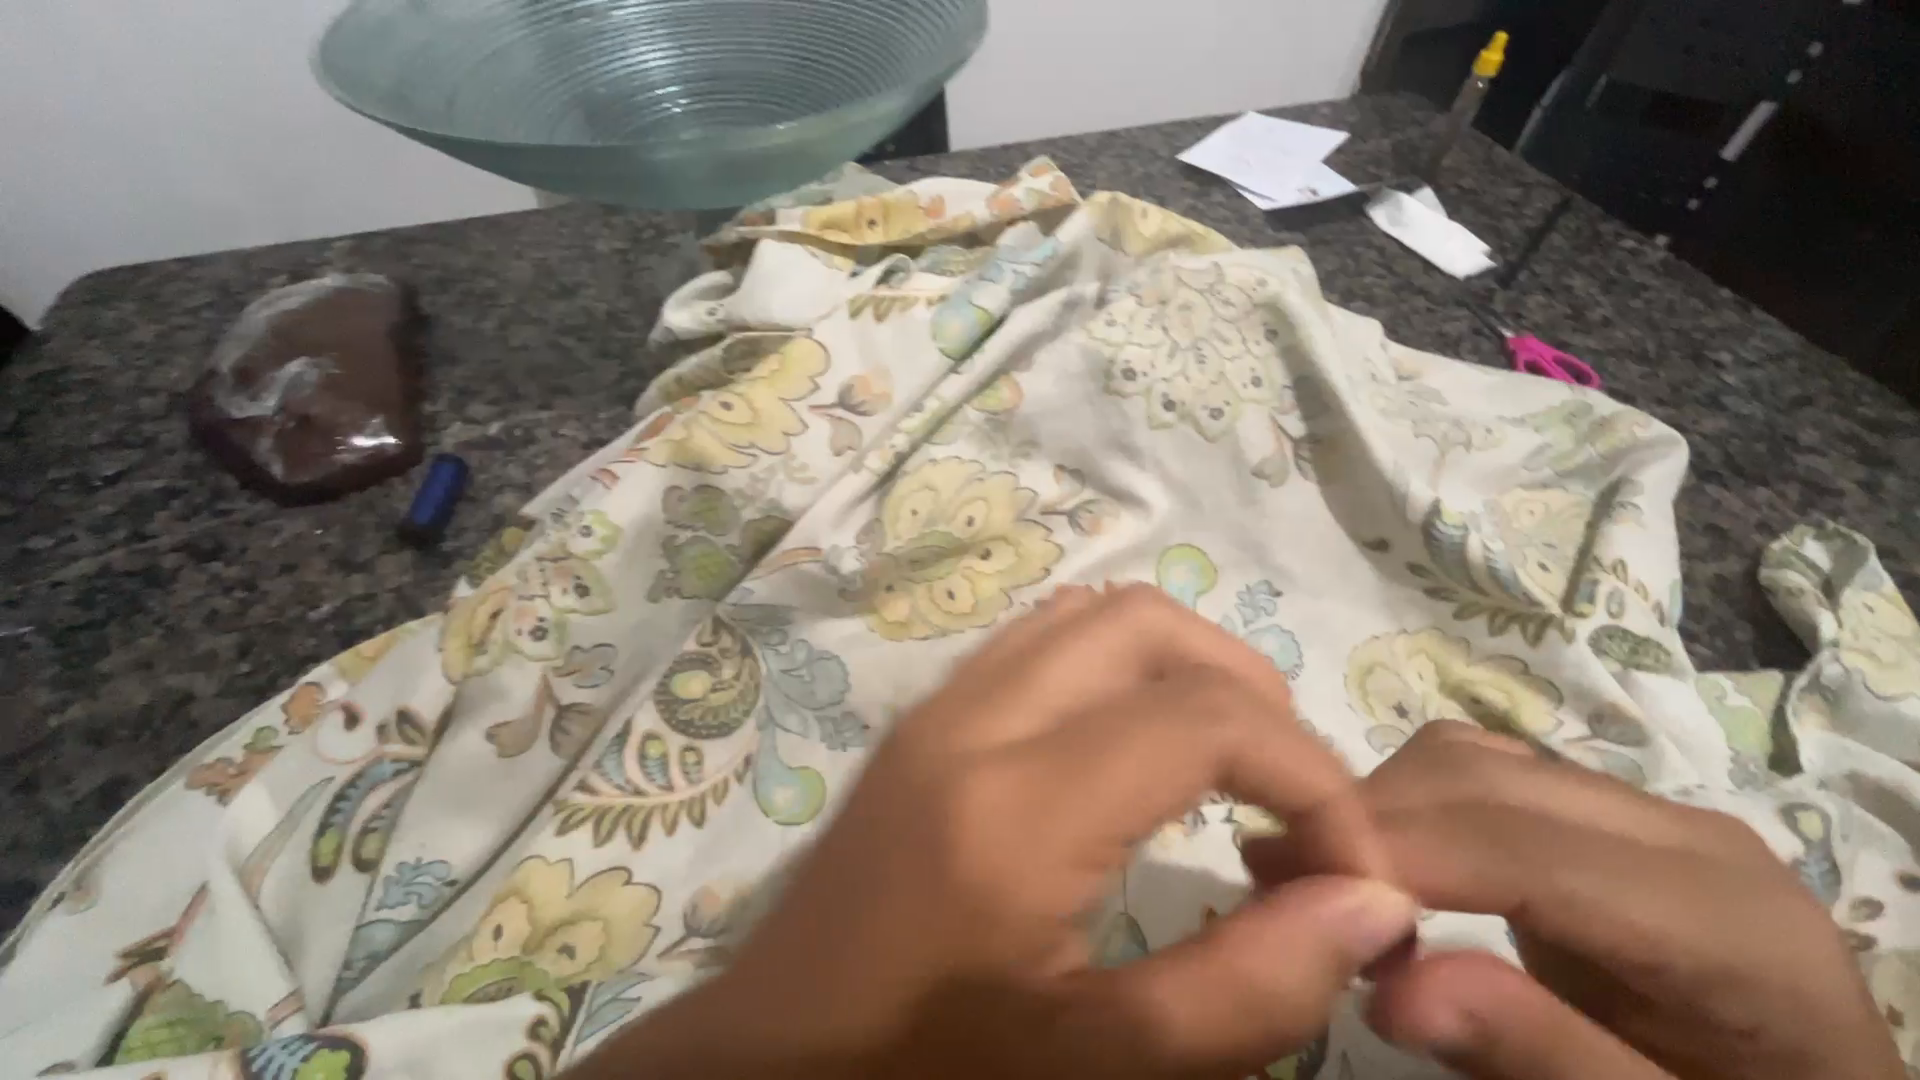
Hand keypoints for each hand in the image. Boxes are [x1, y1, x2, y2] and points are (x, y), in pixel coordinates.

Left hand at [576, 585, 1415, 1079]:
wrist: (774, 1057)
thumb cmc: (930, 1069)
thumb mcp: (1101, 1065)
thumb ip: (1250, 988)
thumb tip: (1369, 899)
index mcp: (1015, 809)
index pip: (1205, 719)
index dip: (1313, 777)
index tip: (1349, 867)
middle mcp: (971, 722)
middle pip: (1147, 625)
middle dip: (1250, 692)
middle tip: (1290, 797)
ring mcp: (936, 705)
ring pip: (1090, 615)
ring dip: (1181, 664)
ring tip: (1226, 764)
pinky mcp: (923, 717)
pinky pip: (1039, 640)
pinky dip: (1116, 664)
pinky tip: (1135, 746)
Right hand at [1247, 720, 1903, 1079]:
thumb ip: (1542, 1056)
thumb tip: (1387, 988)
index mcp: (1722, 919)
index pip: (1520, 847)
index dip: (1393, 853)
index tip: (1283, 884)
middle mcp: (1681, 833)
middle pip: (1480, 778)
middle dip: (1362, 818)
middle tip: (1274, 878)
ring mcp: (1637, 810)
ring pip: (1465, 755)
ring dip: (1376, 802)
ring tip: (1322, 874)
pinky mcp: (1597, 811)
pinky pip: (1477, 771)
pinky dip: (1406, 801)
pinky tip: (1382, 859)